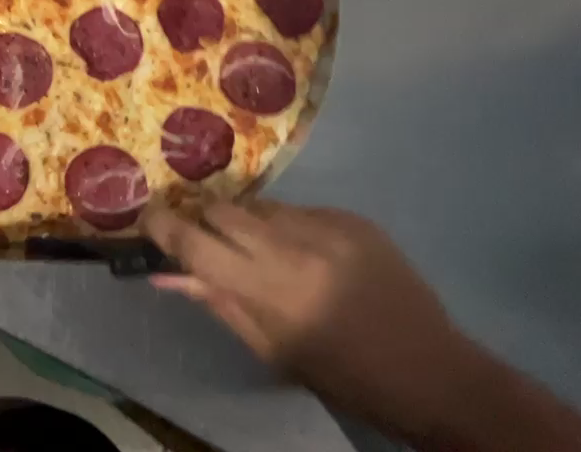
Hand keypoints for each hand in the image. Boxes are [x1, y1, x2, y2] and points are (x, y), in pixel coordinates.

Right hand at [143, 202, 474, 423]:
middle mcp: (292, 247)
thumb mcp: (272, 350)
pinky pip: (298, 210)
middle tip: (205, 237)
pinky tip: (308, 255)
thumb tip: (164, 273)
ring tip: (264, 251)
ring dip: (247, 223)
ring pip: (259, 206)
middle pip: (220, 208)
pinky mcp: (351, 217)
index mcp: (268, 290)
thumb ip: (217, 302)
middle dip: (204, 219)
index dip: (162, 225)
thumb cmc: (342, 374)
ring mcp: (325, 226)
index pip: (193, 242)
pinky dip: (289, 227)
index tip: (146, 218)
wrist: (434, 372)